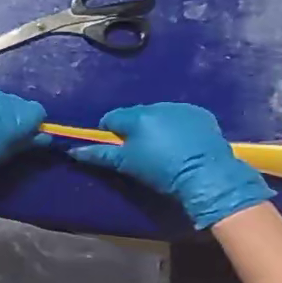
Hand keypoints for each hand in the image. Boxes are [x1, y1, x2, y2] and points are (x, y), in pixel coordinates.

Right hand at [69, 103, 273, 227]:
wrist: (208, 176)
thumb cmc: (162, 171)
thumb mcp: (127, 165)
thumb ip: (99, 154)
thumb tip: (73, 150)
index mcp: (136, 116)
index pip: (111, 118)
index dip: (110, 133)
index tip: (117, 149)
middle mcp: (157, 106)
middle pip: (135, 115)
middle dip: (134, 129)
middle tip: (140, 152)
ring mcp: (181, 108)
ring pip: (158, 115)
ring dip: (156, 126)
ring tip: (163, 148)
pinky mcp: (200, 114)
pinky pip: (180, 117)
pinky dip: (177, 126)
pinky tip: (182, 144)